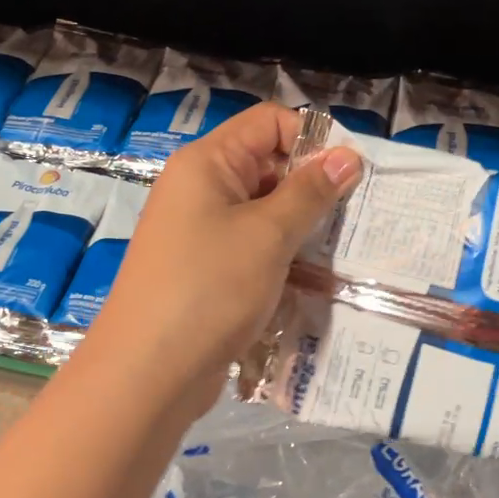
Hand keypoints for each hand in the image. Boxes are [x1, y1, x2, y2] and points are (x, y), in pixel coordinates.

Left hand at [87, 103, 360, 413]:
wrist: (147, 375)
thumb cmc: (209, 289)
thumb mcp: (269, 234)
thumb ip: (311, 191)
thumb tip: (349, 155)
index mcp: (207, 162)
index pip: (268, 122)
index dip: (310, 139)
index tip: (347, 177)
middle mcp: (200, 187)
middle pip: (267, 162)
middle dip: (311, 184)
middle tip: (352, 216)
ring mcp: (200, 230)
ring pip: (263, 208)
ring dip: (300, 224)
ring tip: (337, 248)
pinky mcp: (205, 268)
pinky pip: (251, 243)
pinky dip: (281, 253)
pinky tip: (309, 276)